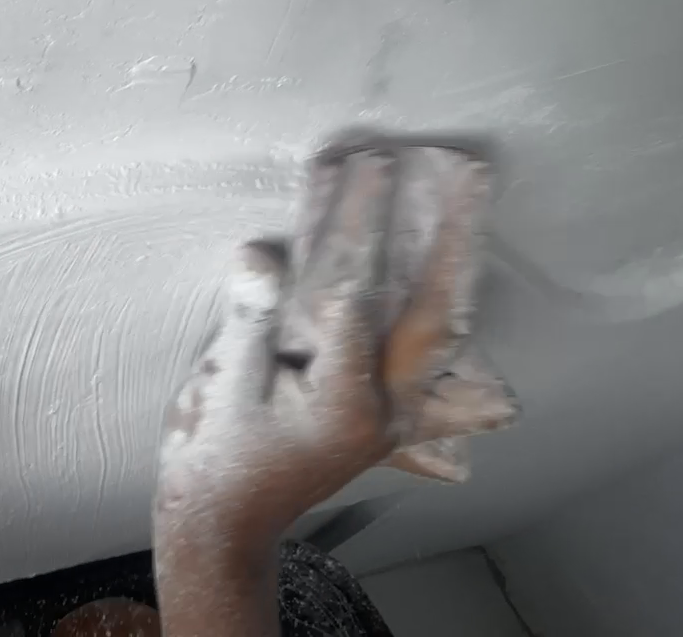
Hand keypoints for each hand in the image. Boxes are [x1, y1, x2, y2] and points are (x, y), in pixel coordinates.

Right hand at [153, 145, 510, 634]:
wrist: (223, 515)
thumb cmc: (217, 454)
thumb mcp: (221, 384)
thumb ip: (248, 319)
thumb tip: (258, 255)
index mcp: (344, 401)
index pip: (354, 294)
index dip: (357, 227)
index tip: (363, 168)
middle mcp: (384, 406)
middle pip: (432, 311)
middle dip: (448, 237)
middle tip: (464, 174)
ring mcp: (390, 412)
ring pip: (440, 333)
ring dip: (451, 267)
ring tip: (465, 209)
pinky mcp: (378, 410)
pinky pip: (422, 358)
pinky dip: (438, 319)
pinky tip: (456, 288)